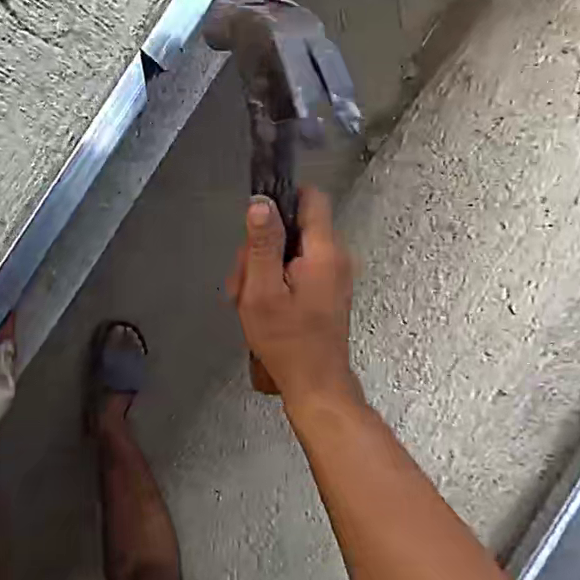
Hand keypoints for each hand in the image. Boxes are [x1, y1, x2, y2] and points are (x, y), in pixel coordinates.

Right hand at [228, 187, 361, 411]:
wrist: (314, 381)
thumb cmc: (287, 341)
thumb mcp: (261, 291)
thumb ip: (261, 245)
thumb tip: (260, 204)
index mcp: (323, 252)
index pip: (311, 198)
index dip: (281, 200)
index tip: (257, 221)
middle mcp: (335, 258)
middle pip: (294, 228)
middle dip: (262, 248)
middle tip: (244, 280)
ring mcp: (333, 275)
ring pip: (292, 252)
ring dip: (265, 269)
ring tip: (250, 299)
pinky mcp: (327, 291)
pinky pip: (298, 271)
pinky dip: (277, 283)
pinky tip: (264, 306)